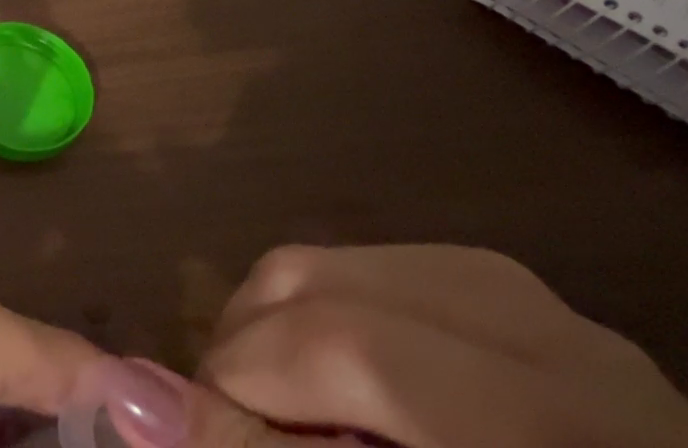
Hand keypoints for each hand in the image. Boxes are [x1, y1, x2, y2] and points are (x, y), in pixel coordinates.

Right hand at [154, 245, 687, 447]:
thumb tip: (129, 388)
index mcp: (537, 417)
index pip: (340, 345)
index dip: (239, 379)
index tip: (198, 429)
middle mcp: (557, 342)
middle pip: (320, 276)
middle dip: (243, 340)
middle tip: (233, 415)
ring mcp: (555, 315)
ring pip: (343, 258)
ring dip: (280, 321)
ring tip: (286, 401)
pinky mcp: (543, 310)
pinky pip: (392, 269)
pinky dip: (336, 312)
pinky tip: (351, 381)